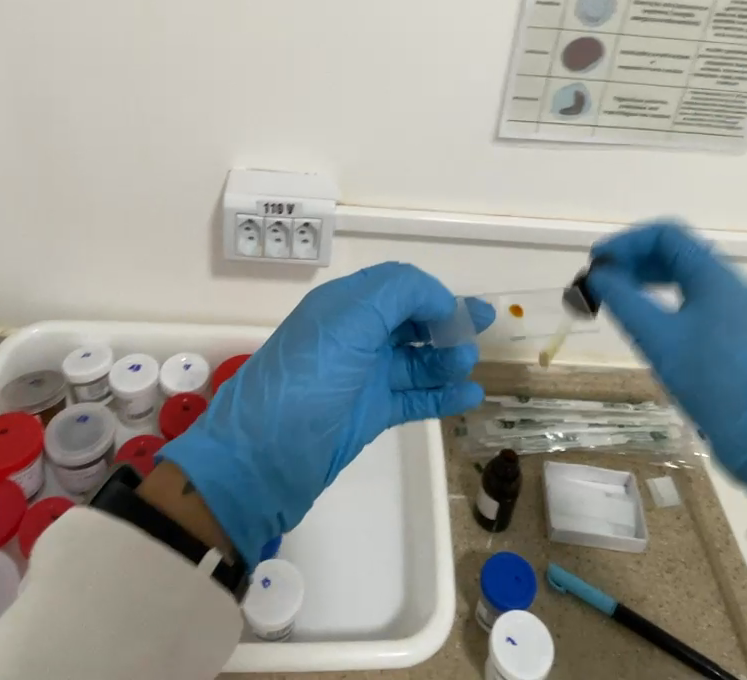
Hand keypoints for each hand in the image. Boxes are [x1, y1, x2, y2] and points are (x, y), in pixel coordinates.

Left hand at [161, 263, 493, 561]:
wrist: (262, 459)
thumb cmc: (308, 379)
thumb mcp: (350, 320)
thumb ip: (399, 294)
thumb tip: (441, 300)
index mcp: (344, 306)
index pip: (396, 285)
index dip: (430, 292)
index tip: (459, 310)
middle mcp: (354, 336)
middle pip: (409, 319)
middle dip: (446, 321)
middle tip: (484, 327)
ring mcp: (361, 377)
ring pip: (415, 359)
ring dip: (445, 358)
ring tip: (470, 365)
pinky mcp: (368, 415)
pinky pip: (413, 397)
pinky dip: (441, 394)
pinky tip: (469, 395)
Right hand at [586, 221, 746, 508]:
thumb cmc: (712, 385)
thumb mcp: (658, 339)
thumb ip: (624, 300)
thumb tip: (599, 275)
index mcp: (717, 278)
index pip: (666, 235)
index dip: (626, 242)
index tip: (597, 263)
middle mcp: (734, 287)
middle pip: (679, 253)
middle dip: (635, 260)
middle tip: (602, 281)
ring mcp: (743, 313)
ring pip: (690, 278)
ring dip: (650, 280)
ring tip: (620, 299)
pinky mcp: (744, 337)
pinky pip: (700, 302)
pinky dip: (668, 300)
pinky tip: (651, 323)